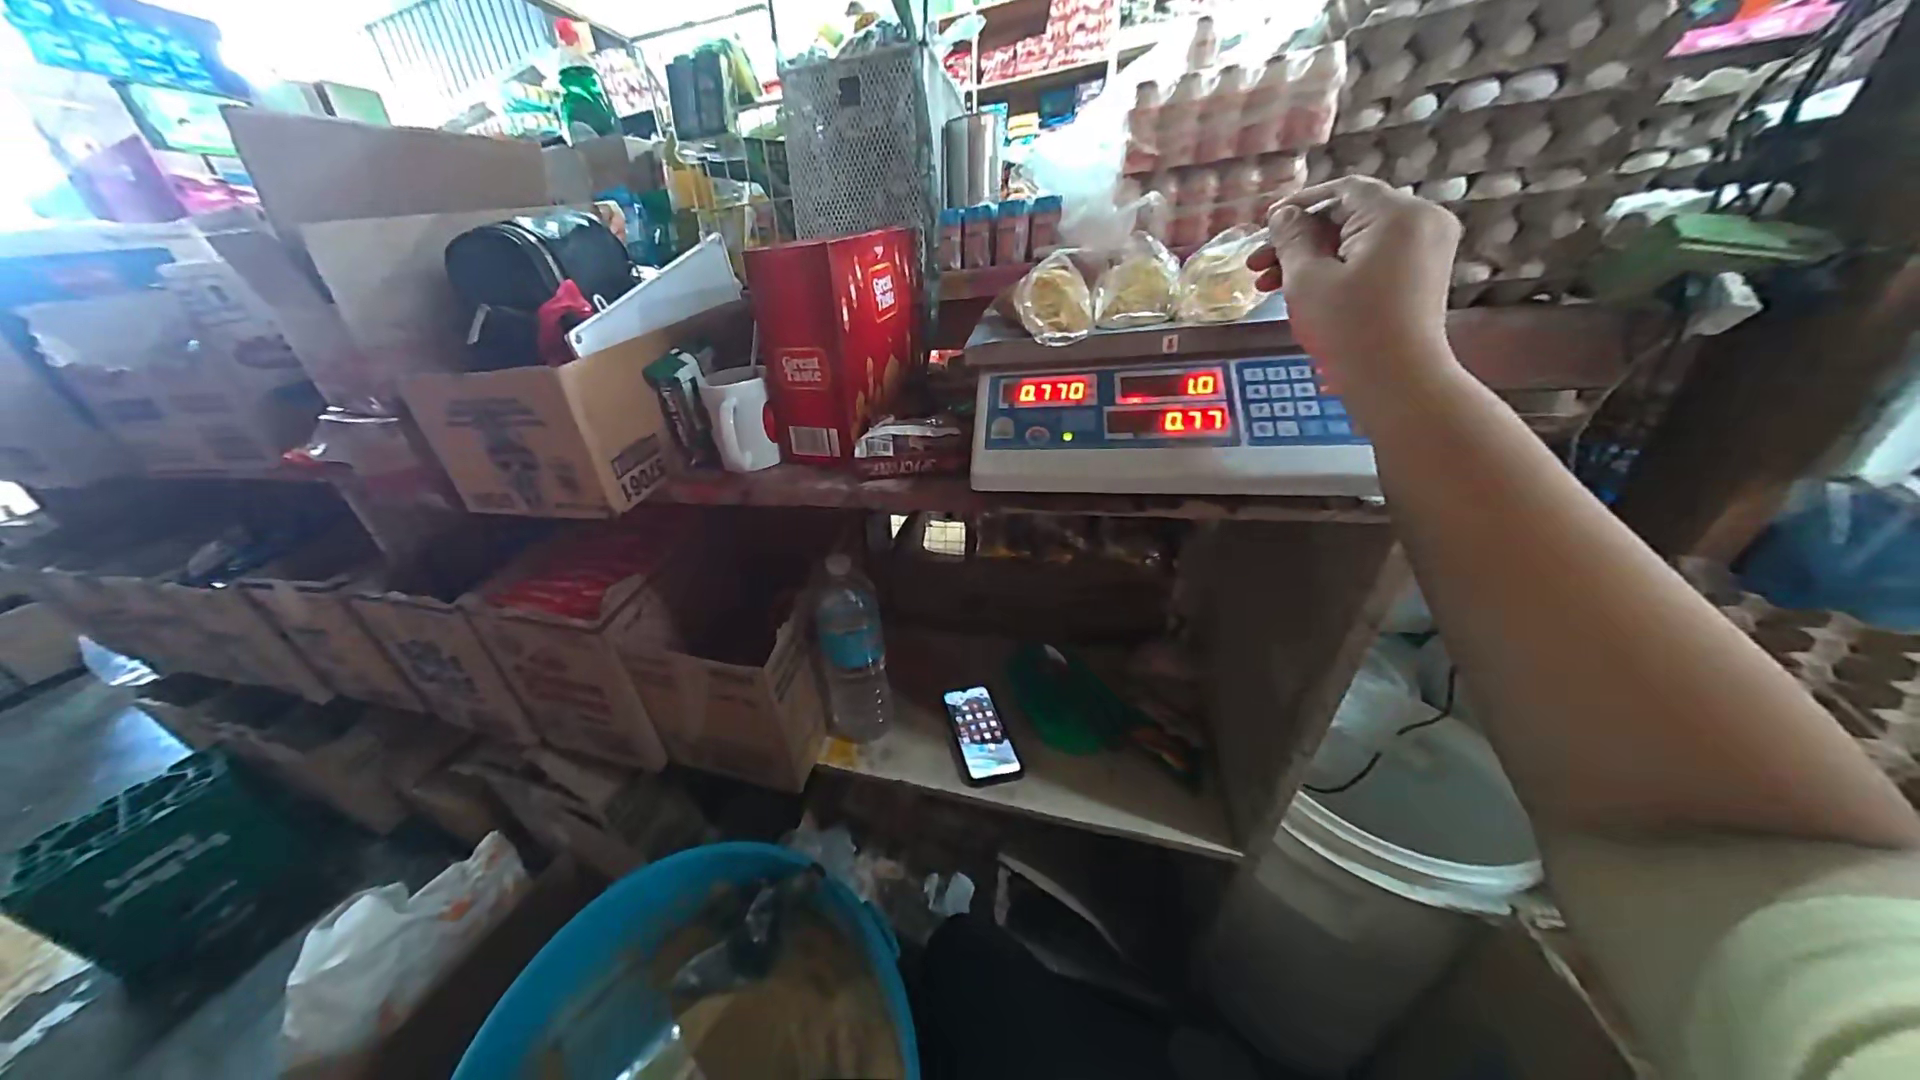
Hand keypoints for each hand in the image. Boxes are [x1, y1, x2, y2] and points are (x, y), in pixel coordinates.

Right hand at [1246, 176, 1461, 380]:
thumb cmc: (1348, 328)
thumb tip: (1284, 215)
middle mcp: (1421, 221)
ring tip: (1270, 285)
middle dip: (1300, 240)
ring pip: (1359, 240)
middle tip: (1257, 266)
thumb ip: (1292, 240)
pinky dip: (1340, 269)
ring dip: (1314, 258)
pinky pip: (1375, 258)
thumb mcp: (1307, 280)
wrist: (1396, 380)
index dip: (1298, 206)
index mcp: (1397, 214)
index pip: (1342, 192)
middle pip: (1350, 216)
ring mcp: (1427, 248)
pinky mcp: (1422, 275)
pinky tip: (1306, 291)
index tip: (1264, 227)